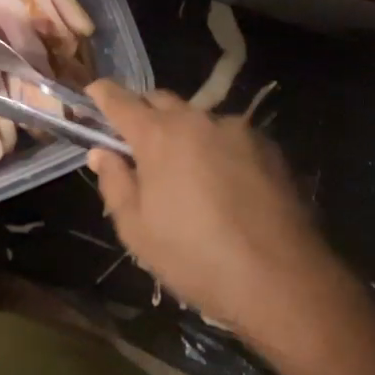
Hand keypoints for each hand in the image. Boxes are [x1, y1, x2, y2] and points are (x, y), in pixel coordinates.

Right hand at [86, 81, 327, 331]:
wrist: (283, 280)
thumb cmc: (196, 258)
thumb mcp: (138, 232)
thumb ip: (115, 183)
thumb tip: (101, 152)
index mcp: (157, 136)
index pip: (119, 100)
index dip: (102, 95)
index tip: (92, 94)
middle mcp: (195, 120)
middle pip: (159, 100)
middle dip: (143, 113)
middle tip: (138, 143)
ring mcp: (235, 130)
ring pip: (198, 119)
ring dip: (184, 133)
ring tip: (187, 171)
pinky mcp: (268, 146)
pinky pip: (230, 136)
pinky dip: (218, 148)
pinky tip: (226, 184)